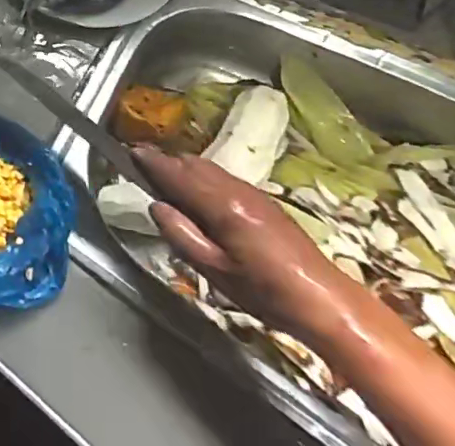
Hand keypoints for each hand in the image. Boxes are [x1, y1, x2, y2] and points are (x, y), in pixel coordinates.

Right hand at [134, 147, 361, 337]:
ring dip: (185, 169)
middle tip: (143, 170)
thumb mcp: (215, 271)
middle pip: (193, 163)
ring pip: (209, 168)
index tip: (130, 152)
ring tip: (167, 183)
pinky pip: (223, 177)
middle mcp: (235, 188)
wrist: (325, 301)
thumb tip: (157, 206)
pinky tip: (199, 197)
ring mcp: (252, 192)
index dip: (151, 161)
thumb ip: (181, 235)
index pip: (177, 173)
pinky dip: (203, 177)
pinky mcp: (263, 201)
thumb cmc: (266, 292)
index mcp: (221, 205)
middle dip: (166, 162)